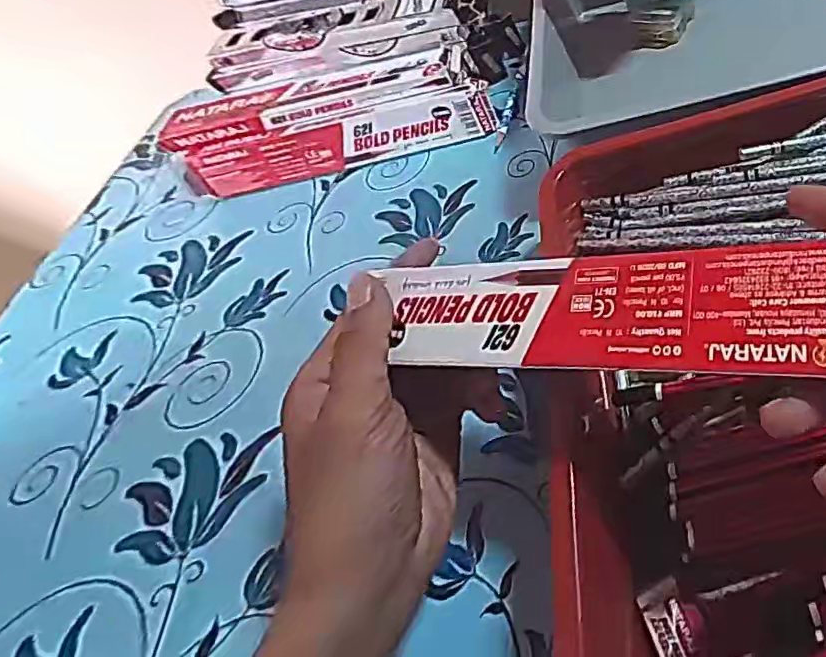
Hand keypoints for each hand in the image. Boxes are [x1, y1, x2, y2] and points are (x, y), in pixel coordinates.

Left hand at [263, 239, 498, 656]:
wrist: (377, 576)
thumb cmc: (351, 493)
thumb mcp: (352, 412)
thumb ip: (364, 344)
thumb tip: (371, 281)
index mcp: (333, 378)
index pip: (370, 313)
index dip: (403, 279)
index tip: (437, 248)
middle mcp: (370, 386)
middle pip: (415, 331)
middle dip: (450, 320)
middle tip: (489, 304)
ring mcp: (408, 408)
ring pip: (446, 357)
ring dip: (471, 359)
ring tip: (489, 373)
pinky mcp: (441, 426)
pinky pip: (465, 388)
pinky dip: (482, 389)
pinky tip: (492, 405)